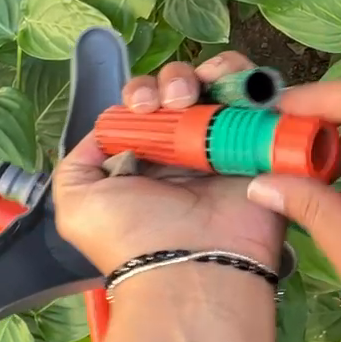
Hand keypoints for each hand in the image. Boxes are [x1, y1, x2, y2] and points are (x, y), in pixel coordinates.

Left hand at [53, 53, 283, 277]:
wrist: (195, 265)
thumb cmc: (134, 235)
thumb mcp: (77, 203)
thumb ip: (79, 162)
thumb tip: (106, 130)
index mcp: (149, 156)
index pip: (147, 105)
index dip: (142, 95)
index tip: (142, 108)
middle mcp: (189, 144)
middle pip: (183, 88)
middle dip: (172, 83)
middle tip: (171, 104)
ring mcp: (228, 139)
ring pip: (220, 84)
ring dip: (205, 76)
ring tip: (194, 98)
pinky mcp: (263, 139)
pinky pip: (260, 97)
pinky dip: (248, 80)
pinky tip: (231, 87)